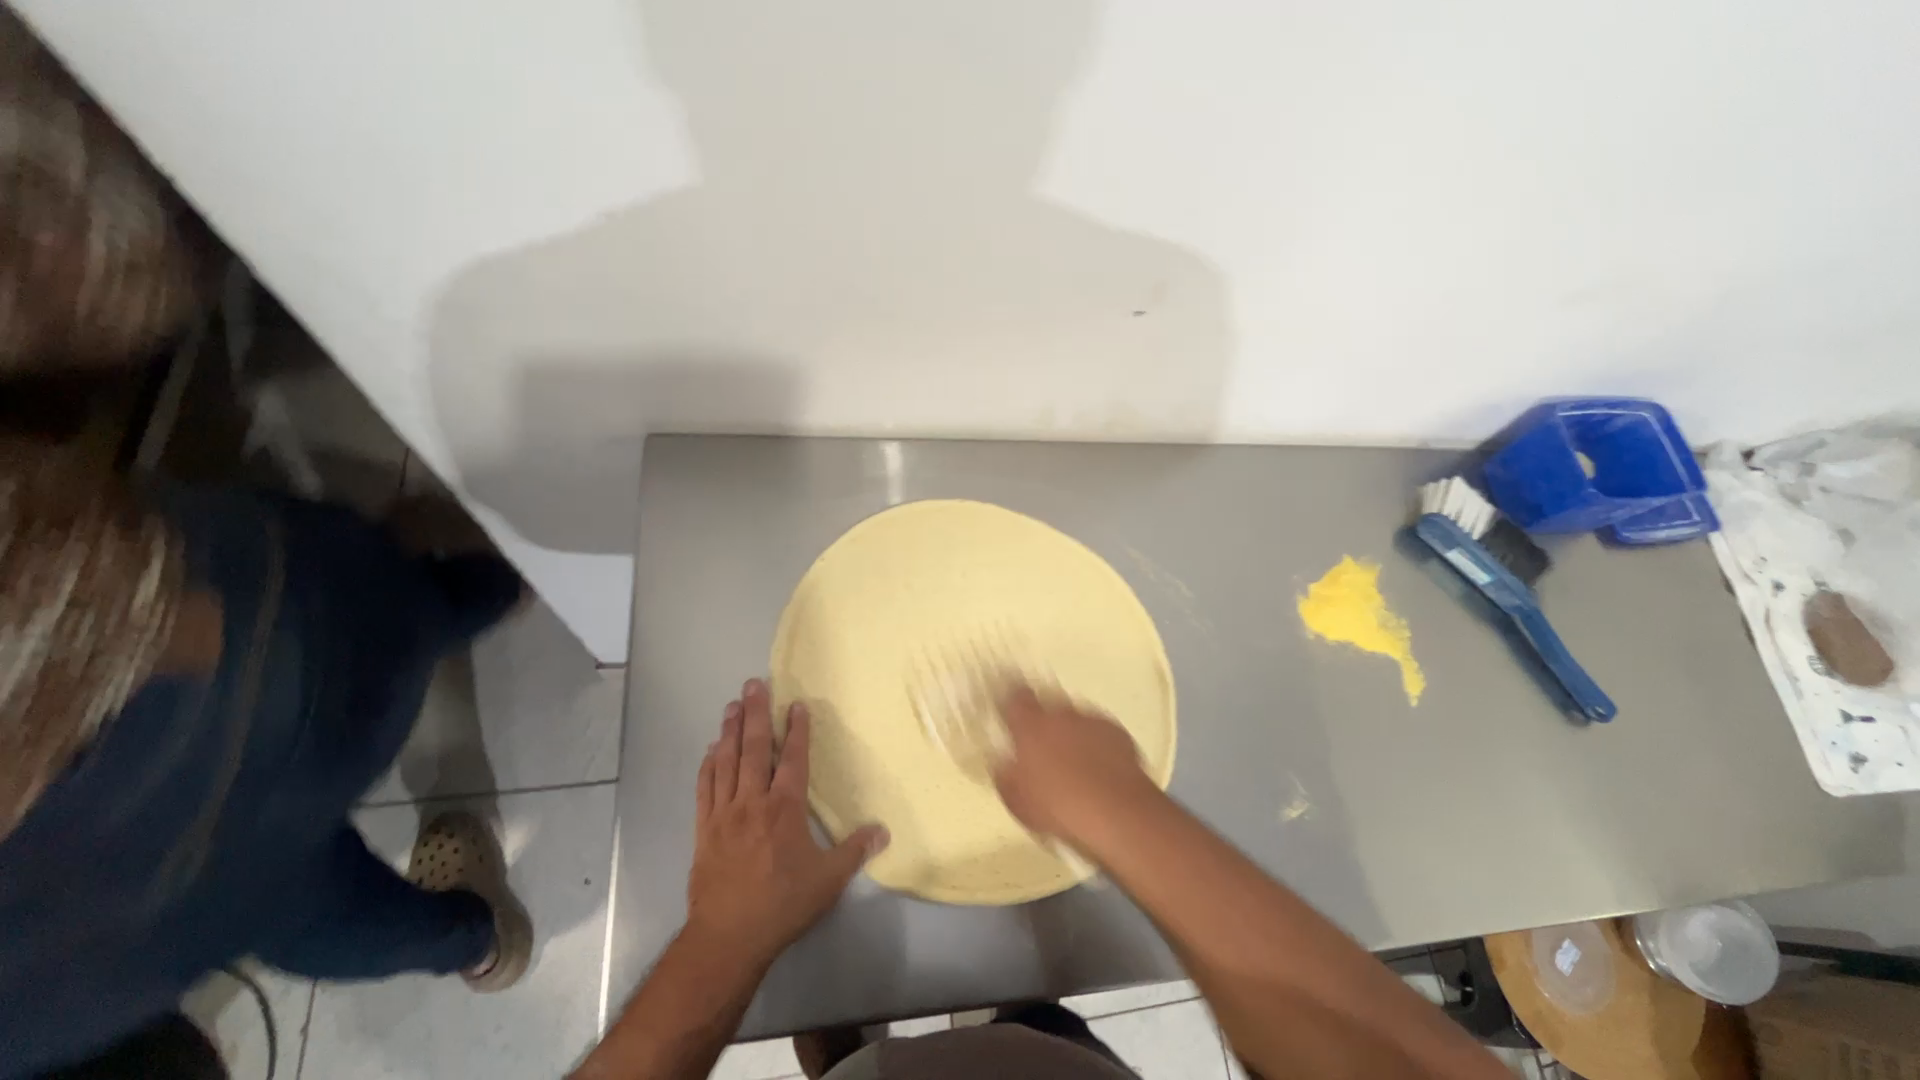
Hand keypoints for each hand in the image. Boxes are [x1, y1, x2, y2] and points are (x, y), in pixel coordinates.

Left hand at [686, 679, 887, 967]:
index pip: (793, 759)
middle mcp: (752, 802)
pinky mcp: (703, 829)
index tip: (797, 705)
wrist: (728, 935)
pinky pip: (705, 787)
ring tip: (733, 706)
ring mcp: (723, 813)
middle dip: (756, 714)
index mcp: (785, 809)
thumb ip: (854, 851)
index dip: (797, 730)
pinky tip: (711, 750)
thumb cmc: (783, 904)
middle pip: (754, 749)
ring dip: (730, 731)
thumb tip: (883, 831)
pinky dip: (708, 764)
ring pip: (726, 762)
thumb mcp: (828, 880)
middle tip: (754, 684)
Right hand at [991, 685, 1158, 842]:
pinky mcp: (1118, 733)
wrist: (1115, 813)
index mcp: (1030, 725)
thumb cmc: (1058, 808)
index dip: (1010, 702)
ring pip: (1075, 720)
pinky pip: (1100, 733)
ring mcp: (1092, 721)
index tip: (1009, 711)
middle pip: (1048, 706)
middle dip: (1044, 723)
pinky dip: (1096, 745)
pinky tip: (1098, 770)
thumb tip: (1005, 765)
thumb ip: (1006, 775)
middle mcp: (1061, 714)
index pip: (1013, 697)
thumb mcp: (1016, 800)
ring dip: (1072, 734)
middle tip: (1042, 750)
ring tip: (1074, 765)